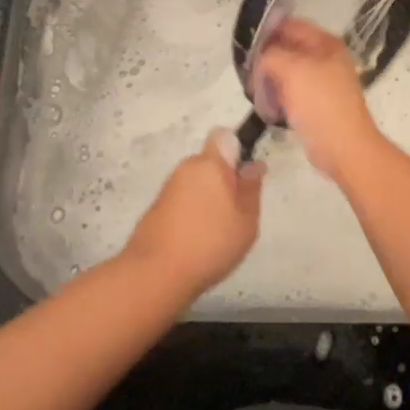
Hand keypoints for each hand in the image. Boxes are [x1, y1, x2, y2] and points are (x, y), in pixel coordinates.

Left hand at [122, 129, 265, 293]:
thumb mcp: (246, 221)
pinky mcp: (156, 208)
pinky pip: (181, 201)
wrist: (156, 273)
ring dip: (207, 199)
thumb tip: (254, 165)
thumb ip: (251, 189)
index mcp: (210, 163)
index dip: (236, 149)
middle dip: (223, 181)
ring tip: (215, 233)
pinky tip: (196, 241)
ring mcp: (168, 188)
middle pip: (210, 163)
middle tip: (235, 213)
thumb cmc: (210, 243)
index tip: (243, 176)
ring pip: (196, 183)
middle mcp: (186, 168)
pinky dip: (191, 214)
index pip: (223, 137)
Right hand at [249, 17, 385, 181]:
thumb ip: (271, 55)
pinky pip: (290, 92)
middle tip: (249, 75)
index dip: (267, 32)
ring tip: (257, 94)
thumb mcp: (292, 70)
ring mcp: (320, 81)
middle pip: (286, 49)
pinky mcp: (315, 103)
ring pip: (286, 72)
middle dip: (266, 61)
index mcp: (325, 43)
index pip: (290, 25)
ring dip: (269, 81)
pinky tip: (268, 107)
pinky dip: (277, 97)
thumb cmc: (320, 104)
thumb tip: (260, 60)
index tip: (245, 47)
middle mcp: (325, 58)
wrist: (344, 148)